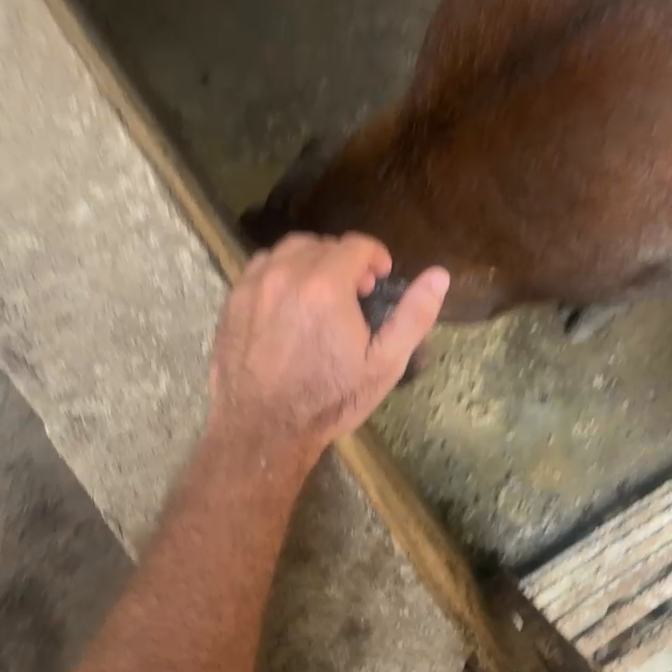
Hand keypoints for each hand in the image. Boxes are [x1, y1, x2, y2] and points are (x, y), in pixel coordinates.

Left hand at [205, 232, 446, 462]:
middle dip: (345, 262)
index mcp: (326, 286)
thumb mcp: (385, 364)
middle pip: (323, 244)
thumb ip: (414, 315)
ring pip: (290, 251)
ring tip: (324, 296)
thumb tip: (439, 275)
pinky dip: (283, 274)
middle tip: (357, 295)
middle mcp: (286, 274)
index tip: (380, 281)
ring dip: (313, 263)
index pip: (357, 244)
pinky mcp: (233, 301)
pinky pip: (262, 267)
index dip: (376, 258)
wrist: (265, 427)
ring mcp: (254, 285)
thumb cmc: (331, 398)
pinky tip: (293, 304)